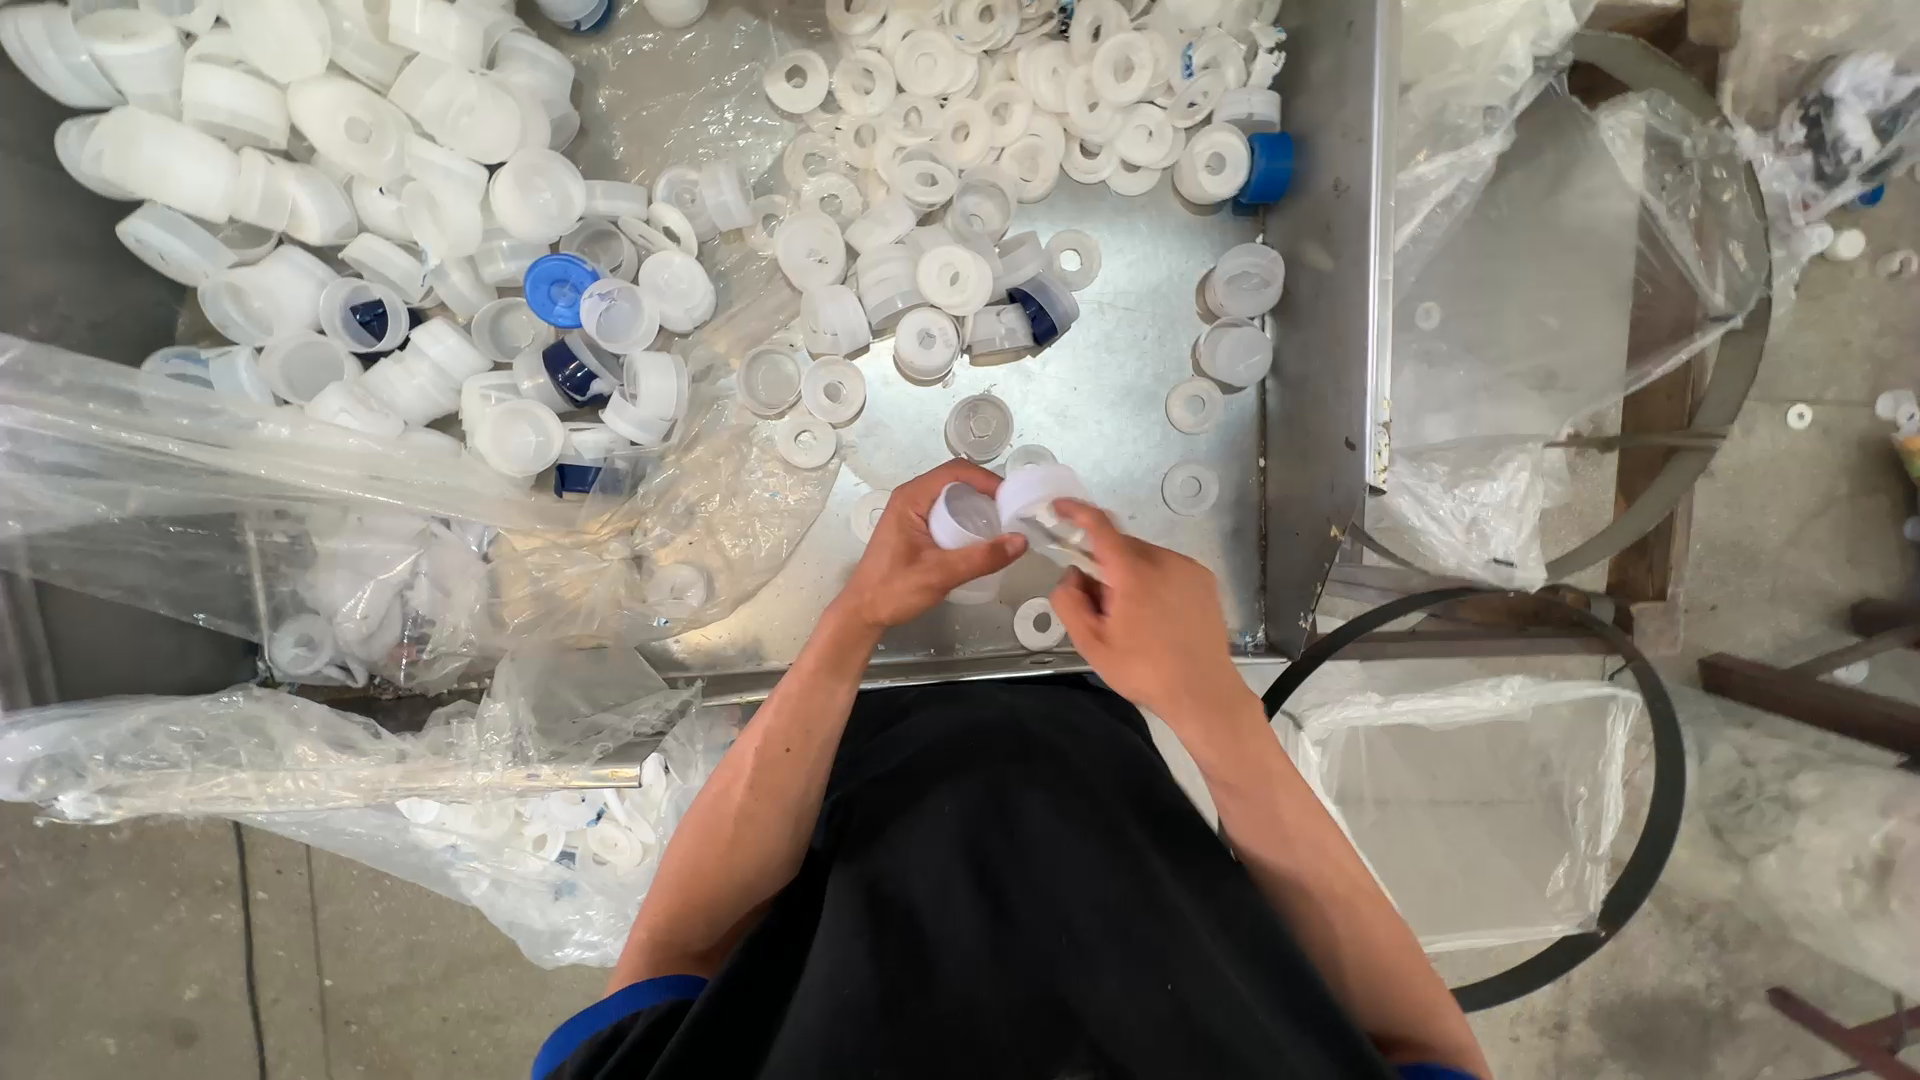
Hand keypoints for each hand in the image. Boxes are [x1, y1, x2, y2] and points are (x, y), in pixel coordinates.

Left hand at [832, 460, 1026, 632]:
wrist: (863, 612)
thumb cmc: (894, 590)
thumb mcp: (941, 574)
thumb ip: (981, 558)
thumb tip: (1020, 541)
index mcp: (911, 498)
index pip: (955, 471)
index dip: (986, 479)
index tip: (1010, 497)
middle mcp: (909, 498)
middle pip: (955, 480)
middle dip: (984, 492)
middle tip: (1010, 512)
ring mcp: (909, 512)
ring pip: (950, 496)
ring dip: (976, 505)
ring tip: (1000, 524)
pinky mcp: (913, 528)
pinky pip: (944, 512)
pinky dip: (964, 517)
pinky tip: (979, 537)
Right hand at [1048, 499, 1253, 723]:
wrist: (1202, 692)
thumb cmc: (1142, 670)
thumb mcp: (1090, 643)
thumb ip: (1069, 601)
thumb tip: (1072, 575)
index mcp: (1133, 573)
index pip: (1100, 526)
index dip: (1076, 511)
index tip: (1059, 508)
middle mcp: (1164, 560)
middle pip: (1121, 545)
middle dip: (1103, 565)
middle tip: (1100, 606)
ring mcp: (1188, 568)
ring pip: (1144, 556)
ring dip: (1129, 574)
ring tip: (1132, 617)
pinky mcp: (1204, 580)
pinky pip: (1167, 567)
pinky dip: (1152, 580)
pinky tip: (1156, 615)